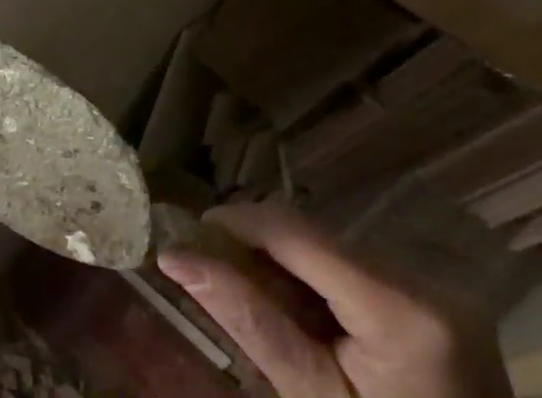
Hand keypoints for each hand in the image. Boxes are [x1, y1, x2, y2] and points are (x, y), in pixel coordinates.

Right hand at [157, 203, 510, 397]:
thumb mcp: (309, 391)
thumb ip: (247, 320)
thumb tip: (170, 256)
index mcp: (398, 308)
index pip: (289, 228)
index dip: (226, 222)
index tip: (180, 240)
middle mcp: (422, 281)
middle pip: (306, 230)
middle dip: (248, 244)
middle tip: (210, 275)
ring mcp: (432, 286)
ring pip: (321, 239)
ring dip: (274, 258)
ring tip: (255, 299)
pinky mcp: (430, 294)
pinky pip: (346, 259)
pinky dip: (306, 273)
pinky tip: (299, 310)